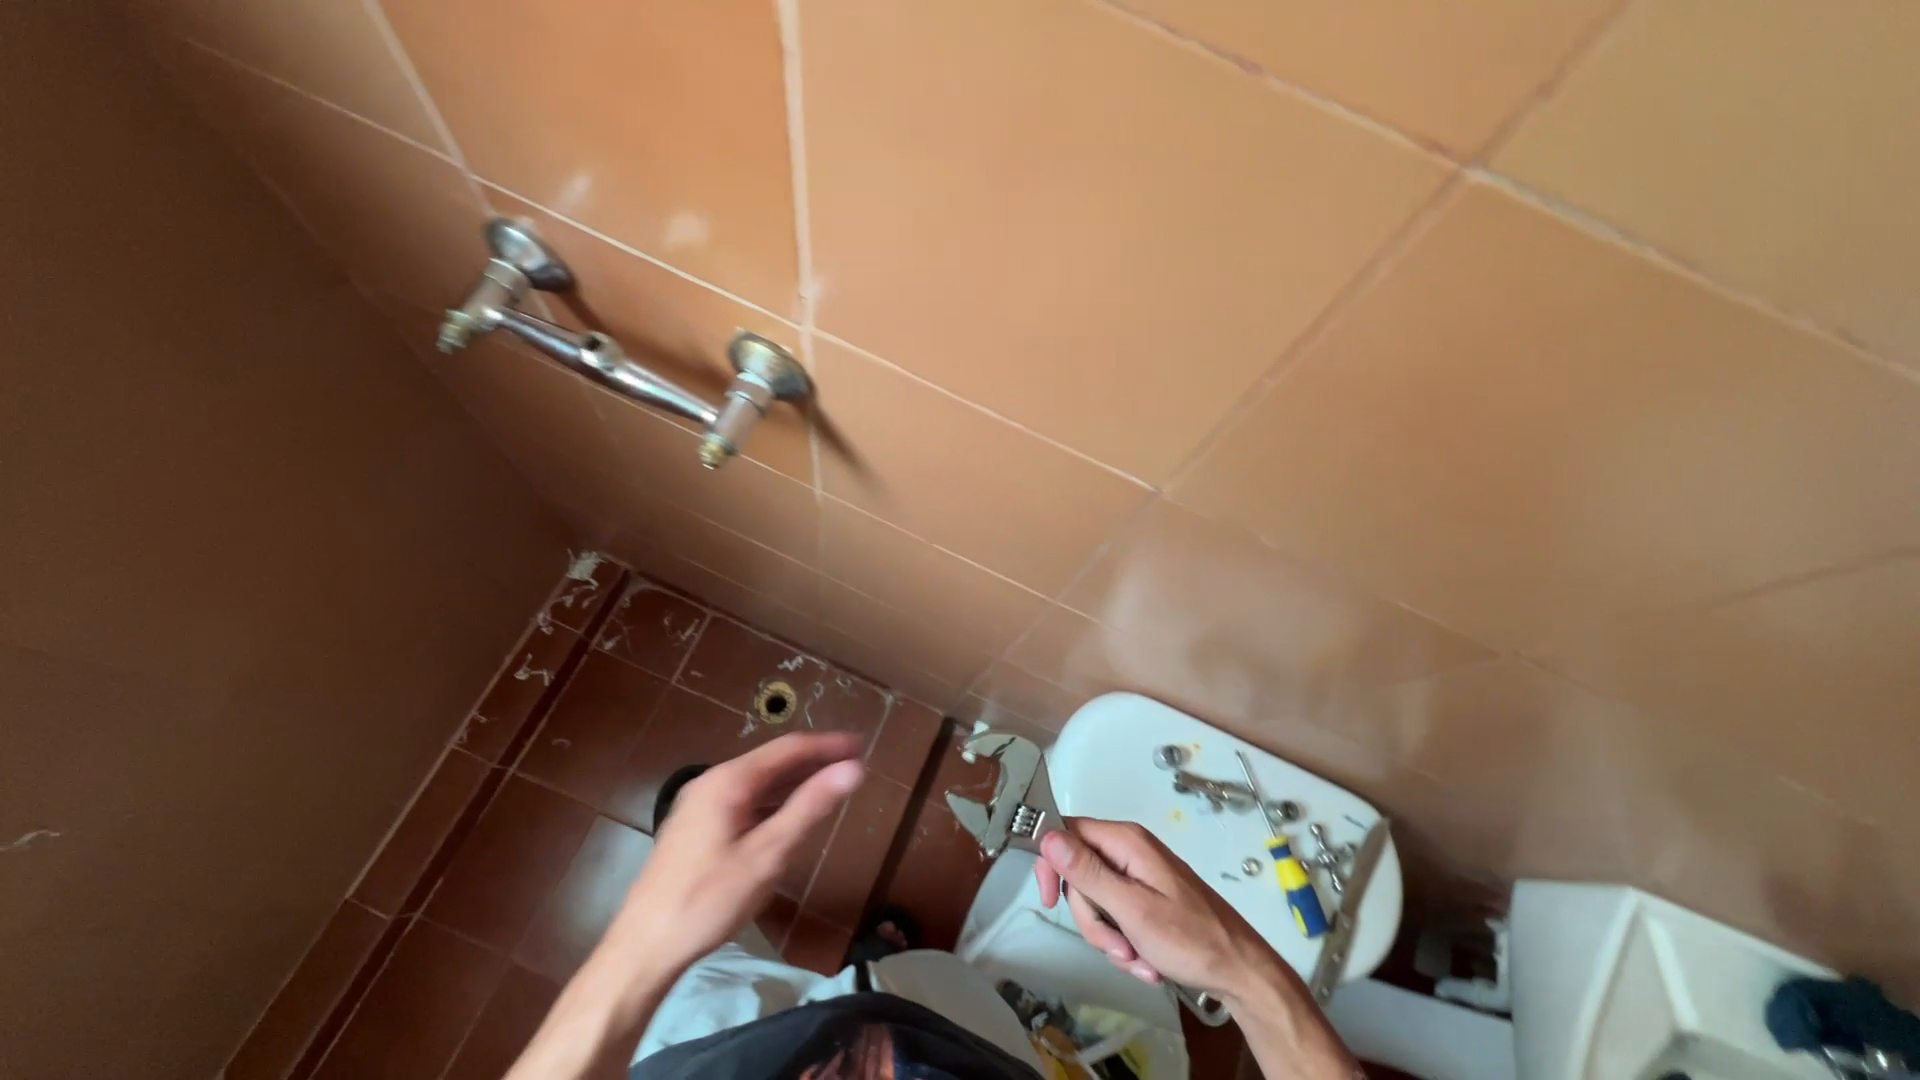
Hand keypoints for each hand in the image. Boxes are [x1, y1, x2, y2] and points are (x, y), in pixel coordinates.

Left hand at [604, 732, 865, 971]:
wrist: (644, 946)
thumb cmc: (709, 899)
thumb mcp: (768, 854)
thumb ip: (810, 807)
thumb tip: (853, 769)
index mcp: (729, 781)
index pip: (789, 748)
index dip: (828, 746)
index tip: (862, 746)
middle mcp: (713, 783)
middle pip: (773, 762)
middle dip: (815, 762)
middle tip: (854, 765)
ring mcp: (701, 805)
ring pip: (759, 783)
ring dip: (796, 782)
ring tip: (832, 786)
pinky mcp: (697, 828)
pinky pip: (745, 801)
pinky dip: (775, 802)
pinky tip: (792, 816)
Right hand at [1034, 818, 1284, 1005]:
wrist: (1240, 971)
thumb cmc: (1191, 939)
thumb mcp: (1132, 909)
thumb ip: (1088, 872)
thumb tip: (1047, 836)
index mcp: (1126, 842)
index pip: (1066, 833)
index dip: (1052, 865)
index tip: (1049, 900)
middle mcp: (1130, 850)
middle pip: (1080, 875)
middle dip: (1092, 918)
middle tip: (1116, 945)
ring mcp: (1139, 875)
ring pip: (1096, 900)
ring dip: (1110, 937)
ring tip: (1138, 958)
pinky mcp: (1147, 897)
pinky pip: (1116, 915)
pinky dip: (1124, 941)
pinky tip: (1145, 960)